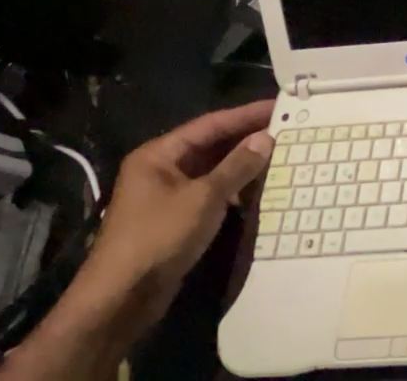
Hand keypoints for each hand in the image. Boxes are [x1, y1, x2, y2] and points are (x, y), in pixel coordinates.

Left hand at [0, 101, 274, 378]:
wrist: (120, 300)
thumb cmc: (159, 237)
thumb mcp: (204, 197)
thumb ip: (237, 166)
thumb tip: (265, 138)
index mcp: (159, 155)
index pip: (210, 124)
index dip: (246, 114)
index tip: (279, 106)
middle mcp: (160, 169)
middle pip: (211, 145)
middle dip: (246, 138)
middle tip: (286, 128)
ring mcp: (166, 195)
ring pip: (212, 170)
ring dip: (242, 164)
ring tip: (279, 154)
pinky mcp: (175, 219)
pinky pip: (210, 192)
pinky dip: (234, 188)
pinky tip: (259, 188)